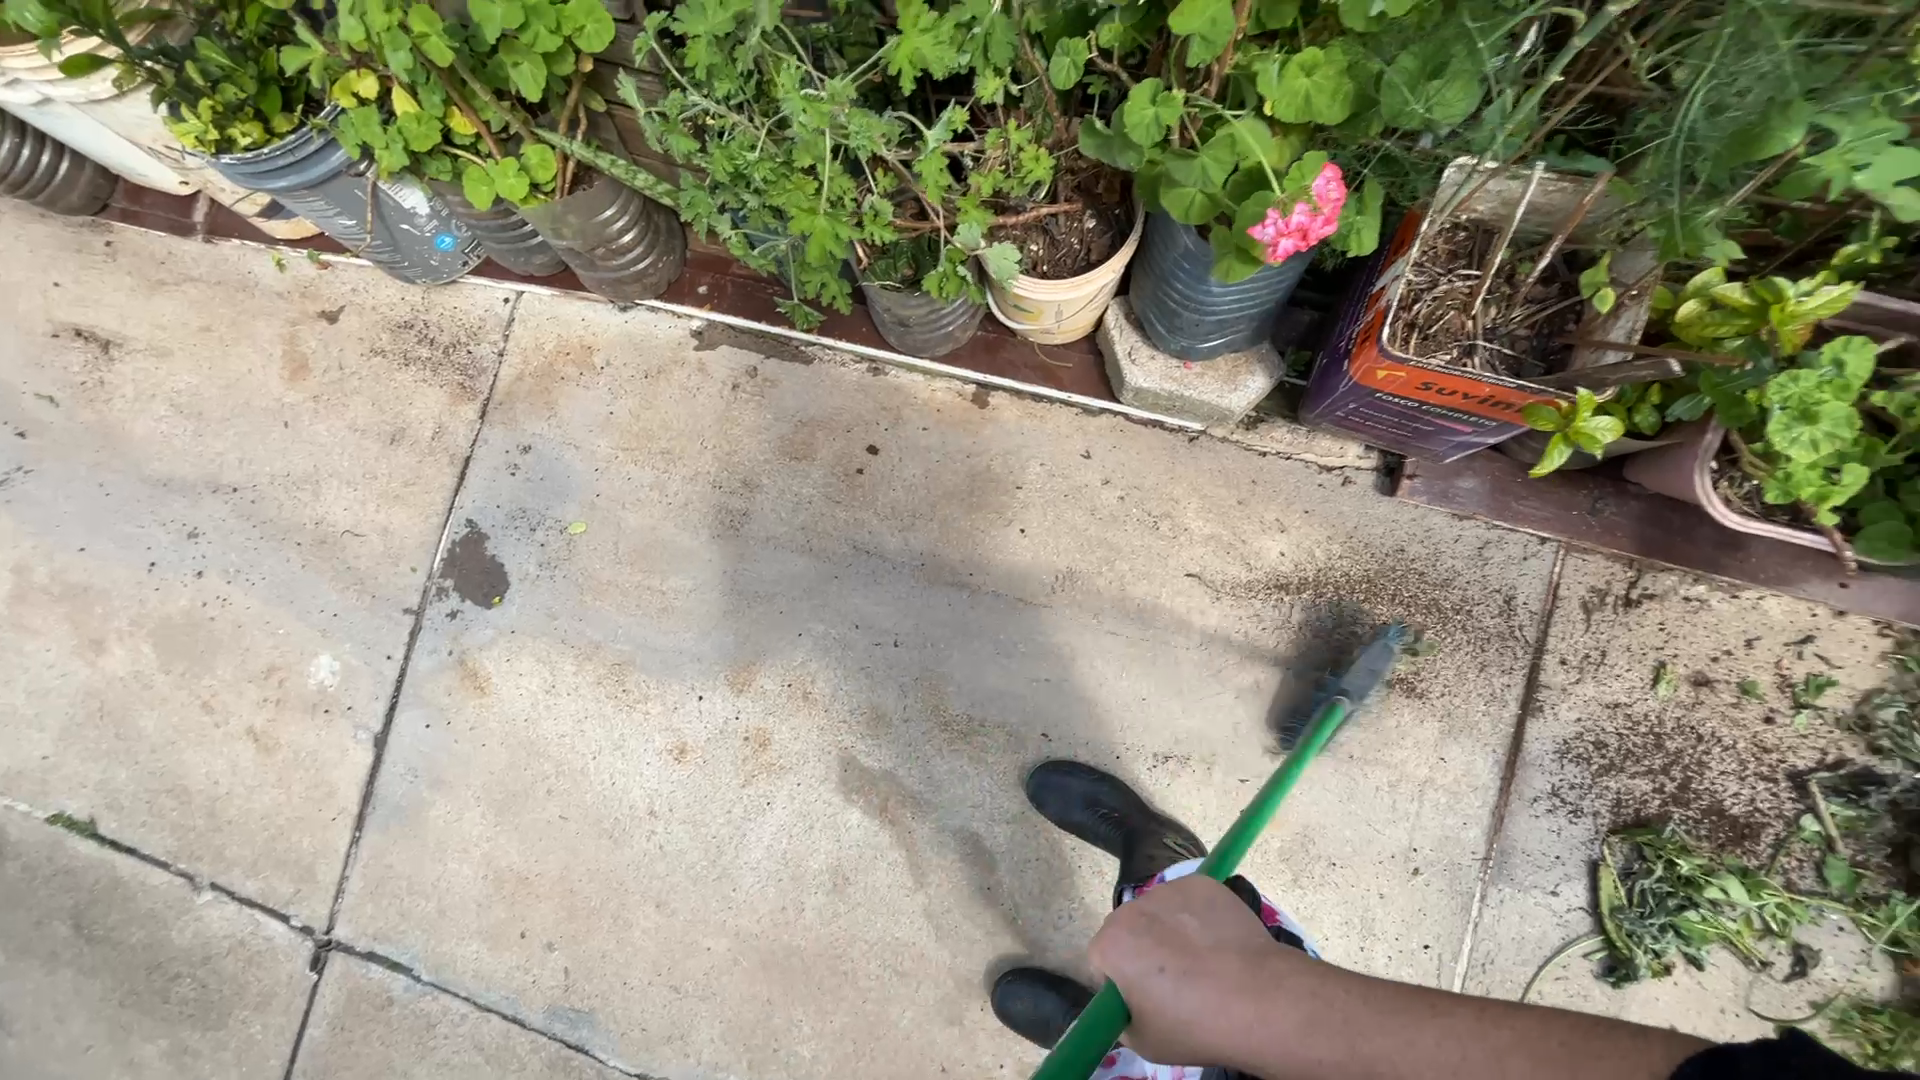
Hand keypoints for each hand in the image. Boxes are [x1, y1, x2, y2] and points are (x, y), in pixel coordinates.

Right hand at [1086, 875, 1293, 1068]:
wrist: (1257, 998)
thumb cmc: (1195, 1024)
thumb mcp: (1143, 1041)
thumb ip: (1121, 1016)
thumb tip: (1128, 1000)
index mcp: (1110, 943)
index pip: (1100, 960)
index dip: (1120, 983)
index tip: (1146, 1000)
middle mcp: (1132, 906)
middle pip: (1129, 930)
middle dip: (1143, 951)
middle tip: (1175, 982)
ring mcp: (1169, 890)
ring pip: (1160, 912)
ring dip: (1171, 931)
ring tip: (1204, 962)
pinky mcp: (1201, 883)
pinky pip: (1190, 901)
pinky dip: (1198, 917)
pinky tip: (1218, 942)